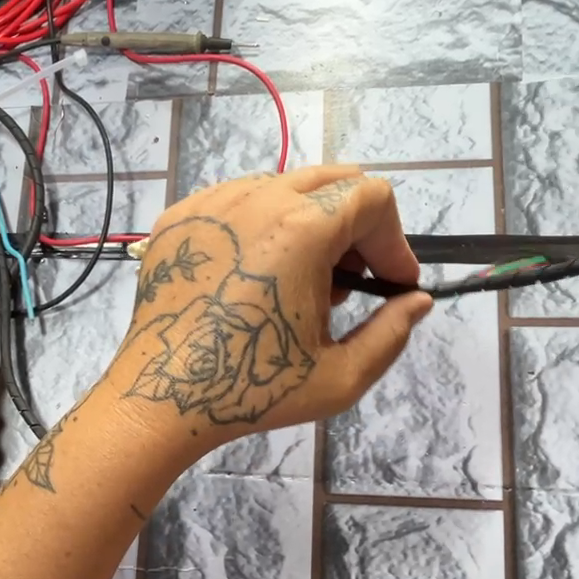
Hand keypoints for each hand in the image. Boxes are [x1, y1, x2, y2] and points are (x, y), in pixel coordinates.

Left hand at [96, 165, 432, 455]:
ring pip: (283, 189)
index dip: (393, 241)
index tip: (391, 284)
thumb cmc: (251, 390)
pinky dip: (259, 228)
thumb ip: (391, 334)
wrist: (162, 396)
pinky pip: (235, 202)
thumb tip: (416, 301)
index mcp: (303, 228)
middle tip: (347, 285)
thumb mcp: (339, 377)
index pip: (373, 197)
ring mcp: (211, 204)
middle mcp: (257, 198)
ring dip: (308, 226)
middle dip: (355, 229)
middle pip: (331, 182)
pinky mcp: (179, 219)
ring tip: (297, 287)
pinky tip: (251, 279)